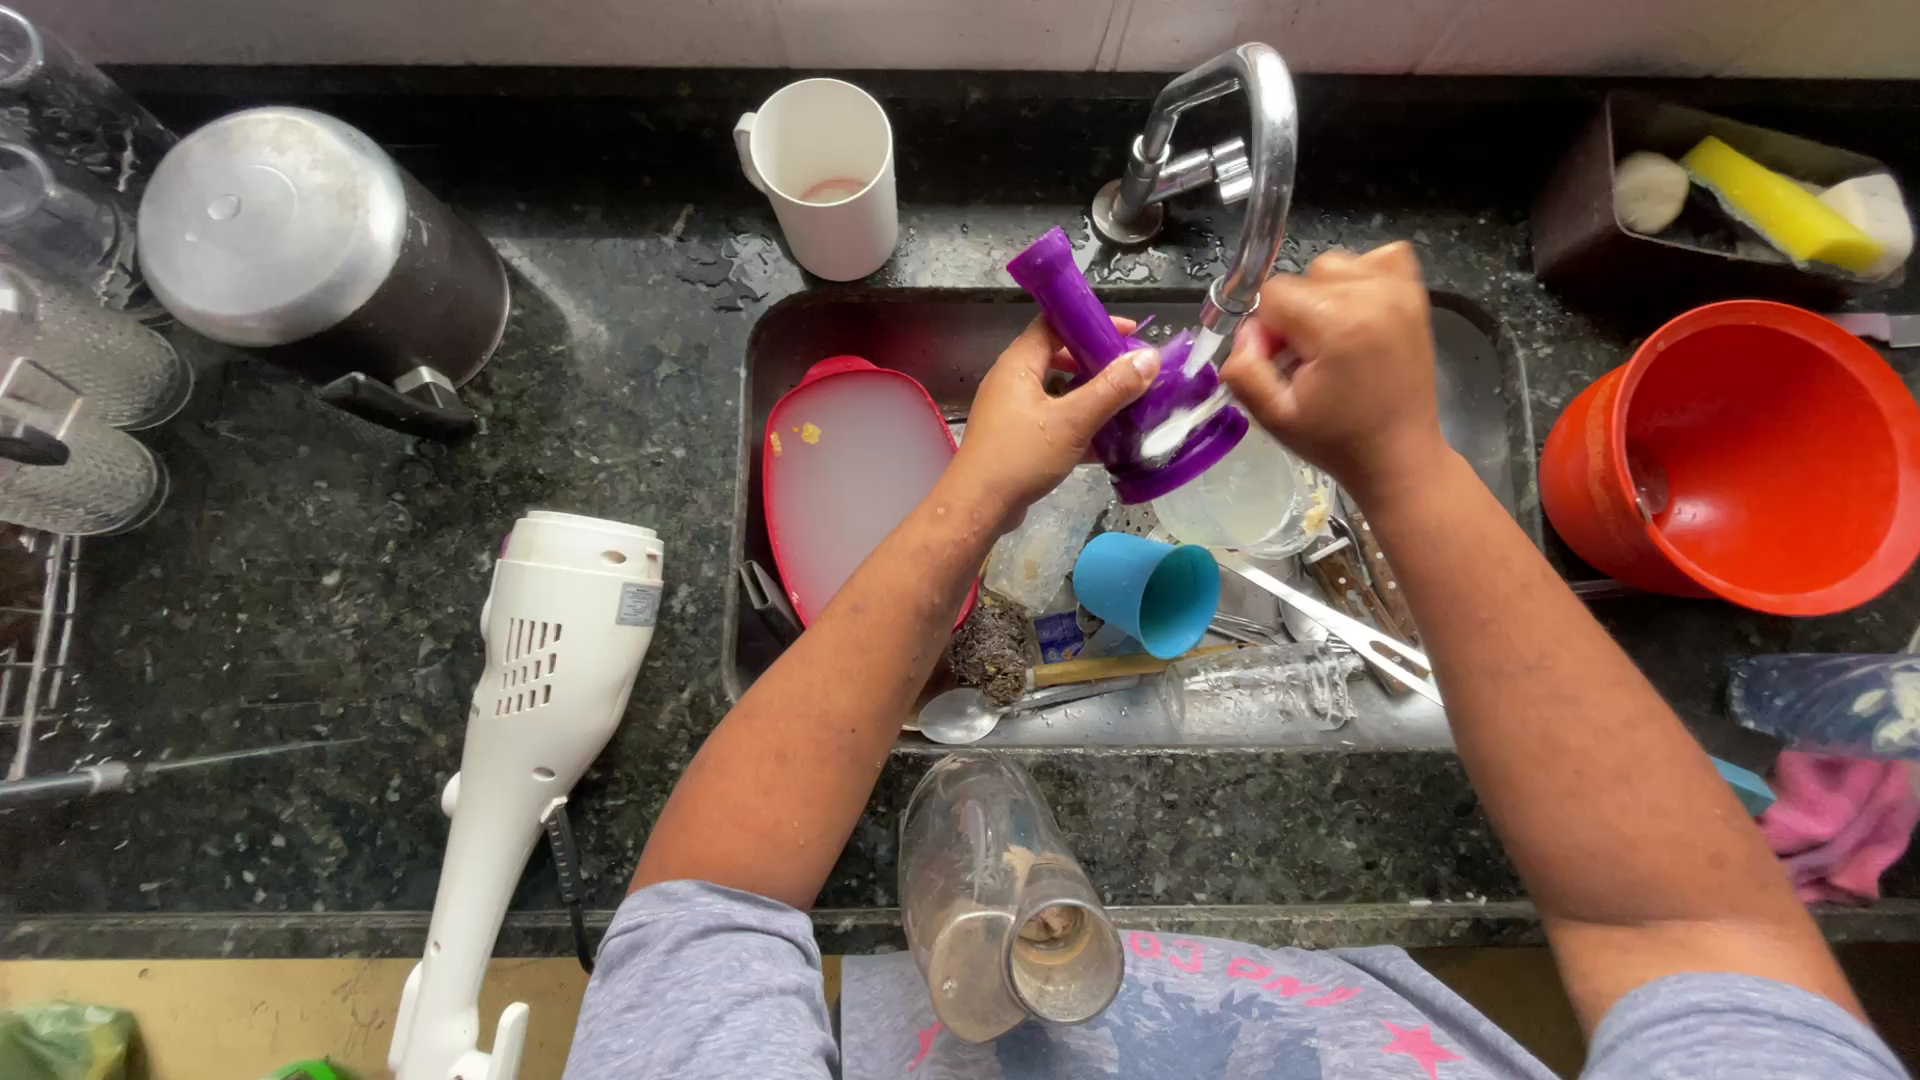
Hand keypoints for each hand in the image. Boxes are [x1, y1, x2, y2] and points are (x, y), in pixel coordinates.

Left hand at [948, 315, 1159, 527]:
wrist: (979, 506)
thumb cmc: (1021, 456)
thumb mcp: (1073, 421)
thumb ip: (1112, 389)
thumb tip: (1149, 358)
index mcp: (1019, 364)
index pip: (1054, 323)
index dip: (1090, 322)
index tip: (1128, 332)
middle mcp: (1012, 381)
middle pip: (1058, 357)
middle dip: (1095, 362)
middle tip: (1130, 371)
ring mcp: (1012, 412)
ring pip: (1058, 393)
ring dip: (1090, 396)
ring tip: (1126, 403)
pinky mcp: (1016, 439)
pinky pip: (1053, 422)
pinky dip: (1078, 426)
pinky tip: (1108, 442)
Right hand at [1219, 242, 1452, 506]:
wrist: (1398, 455)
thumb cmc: (1334, 440)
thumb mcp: (1271, 416)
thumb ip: (1243, 369)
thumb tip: (1249, 333)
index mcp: (1337, 322)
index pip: (1272, 293)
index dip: (1266, 330)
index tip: (1281, 365)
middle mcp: (1372, 294)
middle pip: (1301, 277)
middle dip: (1293, 315)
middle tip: (1306, 361)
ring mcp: (1399, 290)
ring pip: (1333, 267)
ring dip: (1322, 297)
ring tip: (1332, 341)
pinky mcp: (1414, 295)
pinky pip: (1378, 258)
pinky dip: (1360, 280)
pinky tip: (1357, 317)